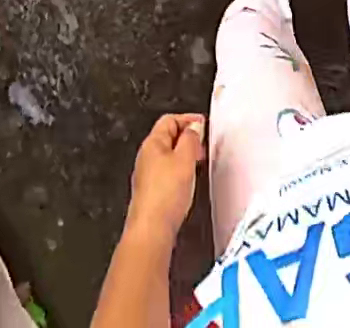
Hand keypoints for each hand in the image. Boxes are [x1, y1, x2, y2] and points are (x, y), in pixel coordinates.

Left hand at [124, 113, 204, 240]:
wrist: (151, 230)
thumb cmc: (163, 196)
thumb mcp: (184, 159)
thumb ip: (191, 139)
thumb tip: (194, 127)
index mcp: (152, 143)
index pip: (170, 120)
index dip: (188, 119)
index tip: (202, 123)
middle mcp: (146, 156)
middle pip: (168, 136)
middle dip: (187, 136)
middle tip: (203, 141)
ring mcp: (147, 174)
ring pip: (168, 155)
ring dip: (184, 153)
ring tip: (198, 160)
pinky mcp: (151, 191)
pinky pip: (166, 171)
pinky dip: (179, 169)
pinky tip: (188, 180)